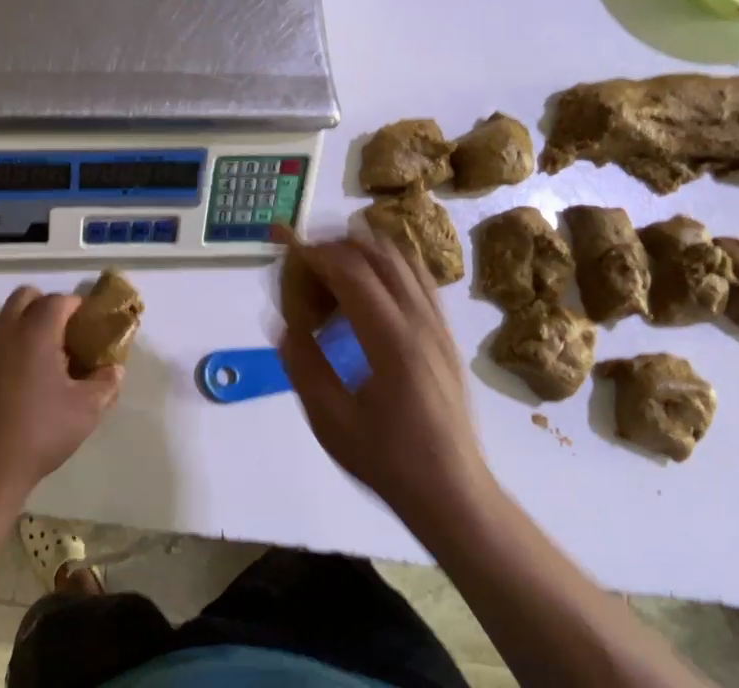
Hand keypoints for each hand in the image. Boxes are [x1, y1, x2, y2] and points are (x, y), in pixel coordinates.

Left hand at [0, 286, 122, 503]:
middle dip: (45, 306)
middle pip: (24, 297)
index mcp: (34, 334)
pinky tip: (13, 385)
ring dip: (22, 329)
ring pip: (3, 322)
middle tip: (64, 334)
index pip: (57, 301)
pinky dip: (3, 353)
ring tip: (39, 364)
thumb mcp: (87, 411)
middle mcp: (2, 332)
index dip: (75, 306)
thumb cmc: (42, 433)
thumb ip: (106, 382)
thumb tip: (114, 368)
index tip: (87, 323)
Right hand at [274, 227, 495, 520]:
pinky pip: (418, 281)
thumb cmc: (387, 460)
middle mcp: (421, 324)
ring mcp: (439, 328)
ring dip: (363, 252)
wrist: (453, 492)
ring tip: (329, 268)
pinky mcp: (446, 337)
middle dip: (336, 245)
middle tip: (302, 258)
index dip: (315, 254)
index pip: (352, 272)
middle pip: (380, 254)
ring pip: (404, 261)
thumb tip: (286, 326)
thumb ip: (304, 366)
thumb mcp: (329, 420)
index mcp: (392, 343)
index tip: (285, 254)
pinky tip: (363, 291)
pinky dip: (386, 268)